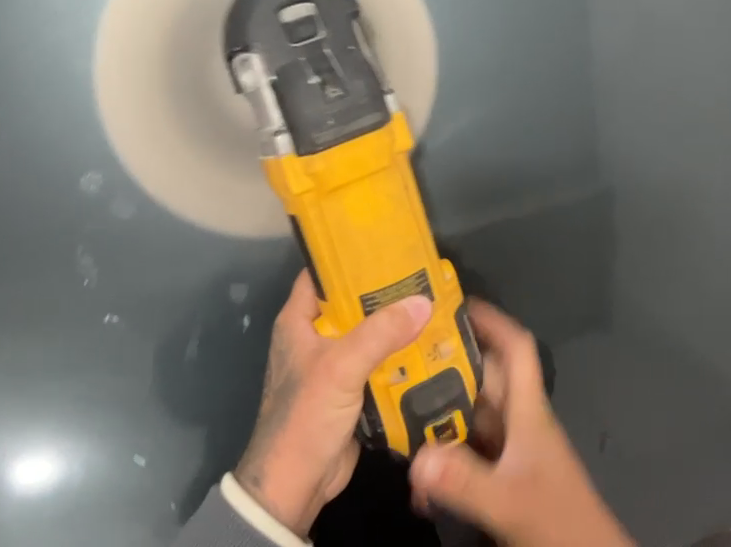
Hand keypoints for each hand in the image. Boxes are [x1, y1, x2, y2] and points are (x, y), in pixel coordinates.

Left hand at [233, 270, 431, 536]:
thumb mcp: (341, 366)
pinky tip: (428, 350)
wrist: (296, 483)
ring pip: (369, 336)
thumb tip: (423, 302)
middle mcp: (314, 337)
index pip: (321, 275)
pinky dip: (399, 359)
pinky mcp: (351, 392)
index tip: (384, 246)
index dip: (347, 258)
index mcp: (298, 321)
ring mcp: (333, 366)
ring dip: (396, 328)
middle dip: (384, 295)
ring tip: (433, 309)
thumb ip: (380, 333)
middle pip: (351, 305)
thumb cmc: (305, 413)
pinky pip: (378, 365)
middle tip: (422, 278)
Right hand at [409, 301, 634, 546]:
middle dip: (448, 363)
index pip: (515, 348)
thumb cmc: (558, 522)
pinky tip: (415, 471)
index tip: (454, 303)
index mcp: (528, 411)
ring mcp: (512, 452)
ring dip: (440, 412)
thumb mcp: (510, 502)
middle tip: (402, 352)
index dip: (491, 319)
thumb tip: (415, 458)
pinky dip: (444, 456)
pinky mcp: (504, 479)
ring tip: (395, 402)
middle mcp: (519, 423)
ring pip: (472, 415)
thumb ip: (464, 480)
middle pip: (484, 378)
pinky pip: (468, 453)